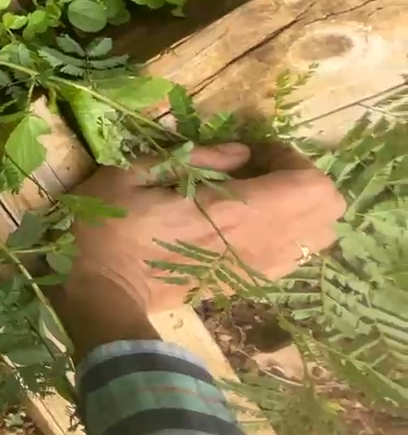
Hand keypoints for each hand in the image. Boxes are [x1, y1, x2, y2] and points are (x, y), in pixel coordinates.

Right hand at [53, 142, 344, 353]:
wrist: (105, 284)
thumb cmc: (107, 224)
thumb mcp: (127, 176)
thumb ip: (186, 159)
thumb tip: (236, 152)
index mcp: (231, 210)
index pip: (308, 182)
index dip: (290, 158)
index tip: (253, 151)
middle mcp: (262, 238)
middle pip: (328, 206)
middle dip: (300, 179)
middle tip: (255, 170)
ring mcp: (264, 264)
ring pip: (321, 231)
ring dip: (298, 206)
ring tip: (253, 197)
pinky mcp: (256, 279)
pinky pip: (299, 252)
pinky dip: (287, 231)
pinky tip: (244, 224)